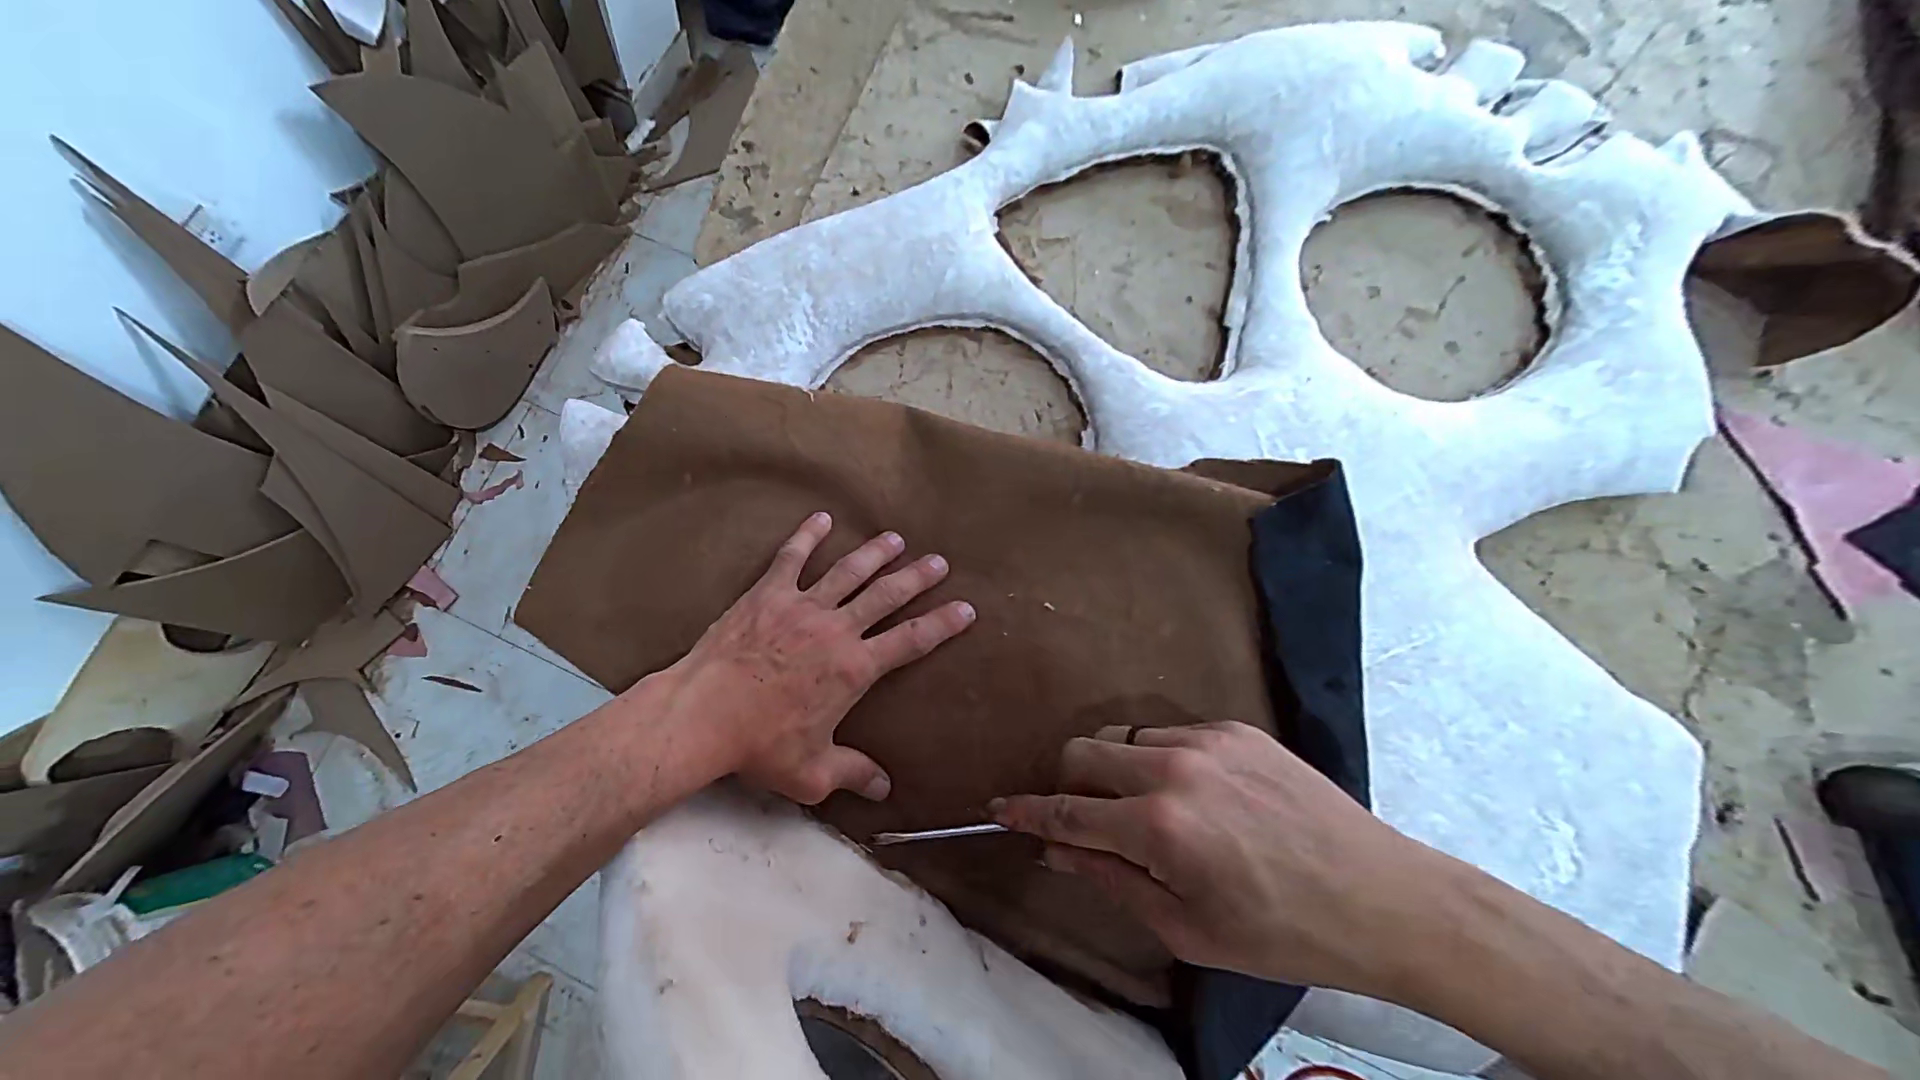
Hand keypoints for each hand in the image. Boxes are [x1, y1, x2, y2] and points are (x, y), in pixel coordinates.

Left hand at [662, 511, 975, 804]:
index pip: (912, 641)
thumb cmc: (759, 745)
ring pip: (849, 571)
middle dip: (917, 577)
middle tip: (939, 562)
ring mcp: (802, 606)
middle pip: (887, 595)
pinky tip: (822, 518)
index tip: (966, 608)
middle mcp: (836, 630)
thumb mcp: (812, 772)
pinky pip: (792, 558)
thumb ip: (853, 773)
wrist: (703, 716)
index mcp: (854, 669)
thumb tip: (884, 789)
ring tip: (896, 538)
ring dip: (875, 553)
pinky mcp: (768, 594)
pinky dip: (808, 536)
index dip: (943, 624)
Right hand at [992, 721, 1442, 997]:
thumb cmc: (1281, 931)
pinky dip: (1161, 760)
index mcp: (1159, 827)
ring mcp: (1207, 739)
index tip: (1001, 808)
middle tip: (1088, 819)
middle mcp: (1174, 768)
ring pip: (1125, 738)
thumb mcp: (1187, 929)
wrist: (1382, 896)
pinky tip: (1198, 795)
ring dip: (1118, 771)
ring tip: (1151, 810)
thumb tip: (1057, 849)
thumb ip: (1112, 880)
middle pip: (1082, 751)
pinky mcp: (1235, 727)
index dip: (1028, 811)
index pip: (1068, 811)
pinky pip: (1170, 733)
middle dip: (1068, 783)